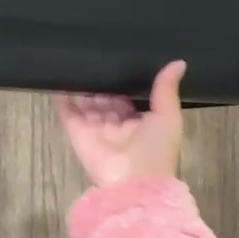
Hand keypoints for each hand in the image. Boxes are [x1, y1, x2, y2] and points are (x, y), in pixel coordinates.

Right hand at [55, 60, 186, 187]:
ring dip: (85, 86)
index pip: (127, 97)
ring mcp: (94, 127)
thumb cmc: (155, 149)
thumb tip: (179, 61)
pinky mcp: (76, 131)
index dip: (124, 81)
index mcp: (139, 120)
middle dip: (103, 82)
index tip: (121, 59)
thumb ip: (166, 90)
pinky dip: (62, 98)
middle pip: (106, 98)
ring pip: (87, 102)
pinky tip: (60, 79)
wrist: (132, 181)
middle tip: (99, 57)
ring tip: (80, 62)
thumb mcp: (168, 116)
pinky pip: (67, 112)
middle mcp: (115, 123)